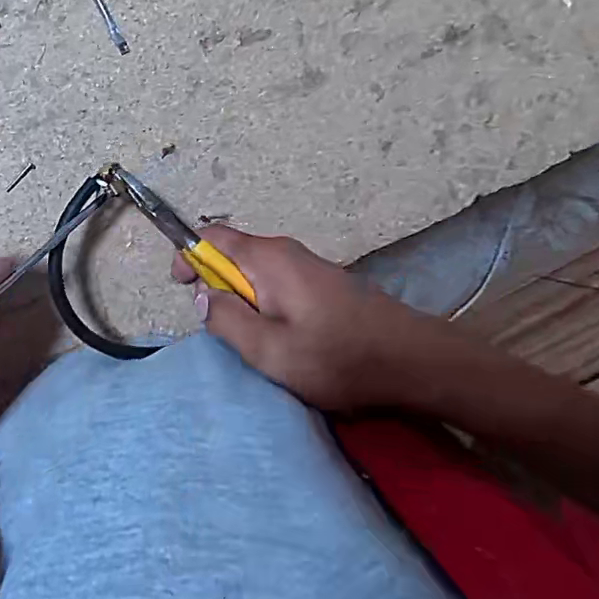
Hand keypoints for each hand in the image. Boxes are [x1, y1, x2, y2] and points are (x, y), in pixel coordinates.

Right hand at [172, 226, 496, 412]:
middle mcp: (286, 252)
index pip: (211, 236)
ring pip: (256, 273)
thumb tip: (202, 296)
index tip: (183, 288)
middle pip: (232, 254)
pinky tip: (288, 340)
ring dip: (244, 301)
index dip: (188, 256)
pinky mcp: (325, 283)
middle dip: (218, 287)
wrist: (416, 362)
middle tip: (227, 330)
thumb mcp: (269, 351)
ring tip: (260, 342)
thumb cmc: (338, 357)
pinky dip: (267, 305)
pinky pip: (278, 283)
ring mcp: (309, 265)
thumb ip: (226, 320)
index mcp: (267, 260)